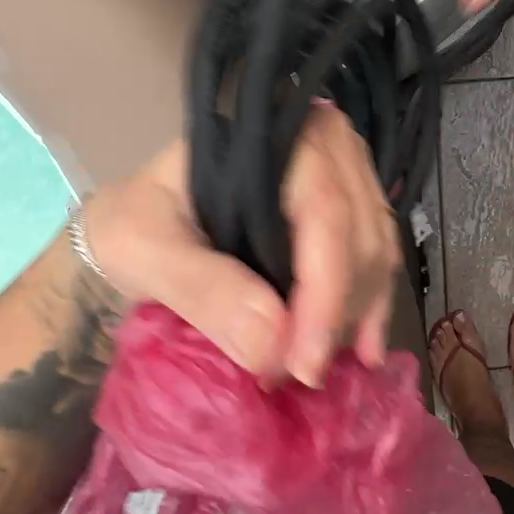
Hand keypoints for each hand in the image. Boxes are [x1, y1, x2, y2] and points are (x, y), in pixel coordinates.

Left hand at [82, 102, 399, 387]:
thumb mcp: (141, 249)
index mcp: (275, 136)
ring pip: (376, 246)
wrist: (139, 218)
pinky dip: (371, 303)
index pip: (323, 208)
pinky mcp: (352, 202)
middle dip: (337, 311)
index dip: (324, 290)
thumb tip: (274, 344)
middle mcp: (325, 143)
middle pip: (359, 231)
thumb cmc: (134, 223)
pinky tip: (362, 348)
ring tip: (317, 367)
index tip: (304, 363)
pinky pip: (378, 254)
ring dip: (356, 312)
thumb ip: (202, 289)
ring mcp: (346, 171)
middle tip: (298, 377)